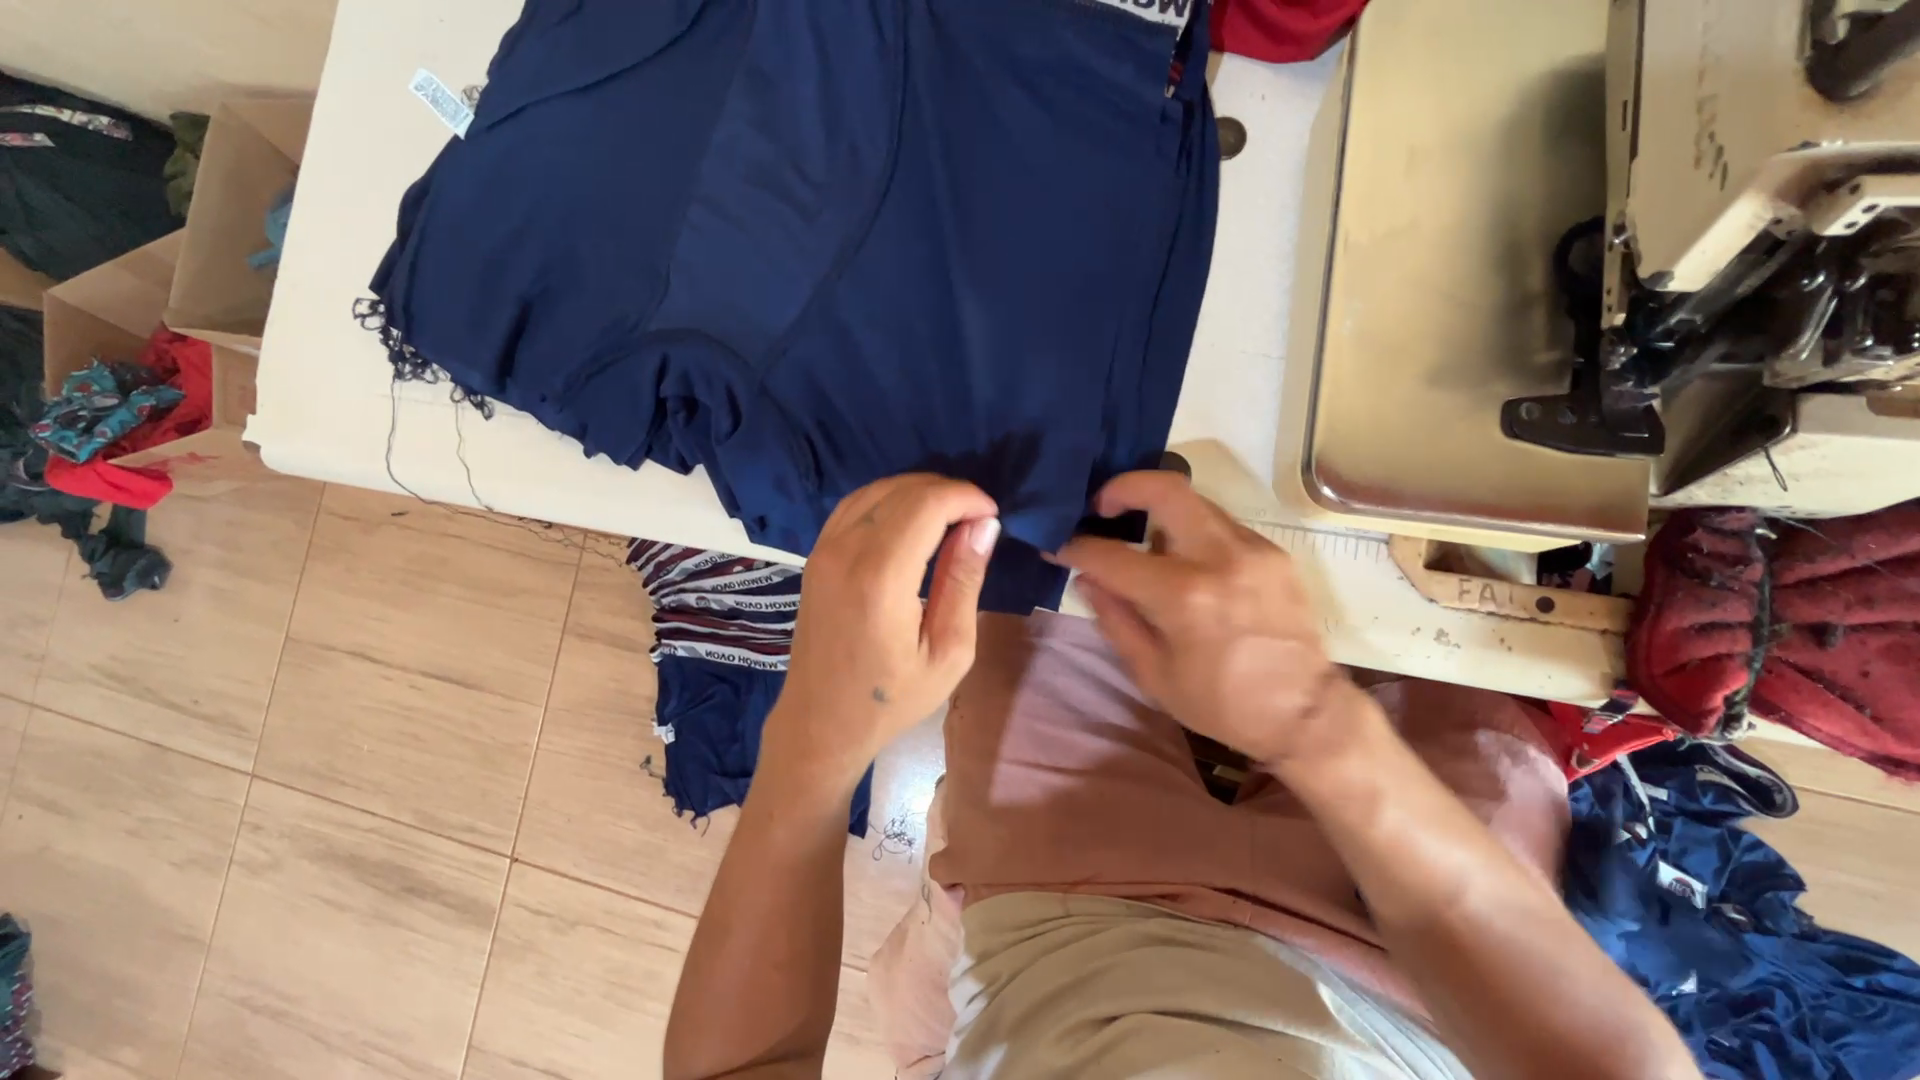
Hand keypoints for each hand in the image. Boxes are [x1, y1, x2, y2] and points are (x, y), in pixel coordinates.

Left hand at [767, 474, 1000, 782]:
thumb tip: (984, 527)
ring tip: (950, 518)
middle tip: (977, 520)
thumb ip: (963, 581)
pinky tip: (911, 521)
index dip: (966, 497)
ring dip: (918, 493)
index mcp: (880, 578)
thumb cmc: (892, 699)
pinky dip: (888, 500)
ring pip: (876, 490)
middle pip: (903, 490)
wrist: (820, 722)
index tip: (992, 515)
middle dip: (947, 492)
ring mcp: (824, 551)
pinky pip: (853, 505)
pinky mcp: (815, 556)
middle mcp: (846, 552)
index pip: (927, 504)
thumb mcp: (949, 651)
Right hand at [1055, 471, 1358, 772]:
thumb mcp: (1154, 674)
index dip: (1076, 549)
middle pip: (1166, 489)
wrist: (1305, 714)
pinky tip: (1186, 563)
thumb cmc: (1222, 704)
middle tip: (1101, 507)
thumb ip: (1115, 619)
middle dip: (1123, 487)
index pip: (1113, 555)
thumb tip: (1087, 578)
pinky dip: (1193, 533)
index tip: (1058, 546)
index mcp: (1183, 597)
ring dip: (1160, 511)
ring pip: (1195, 501)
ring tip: (1143, 541)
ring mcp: (1252, 550)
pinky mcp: (1273, 553)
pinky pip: (1221, 526)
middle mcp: (1220, 558)